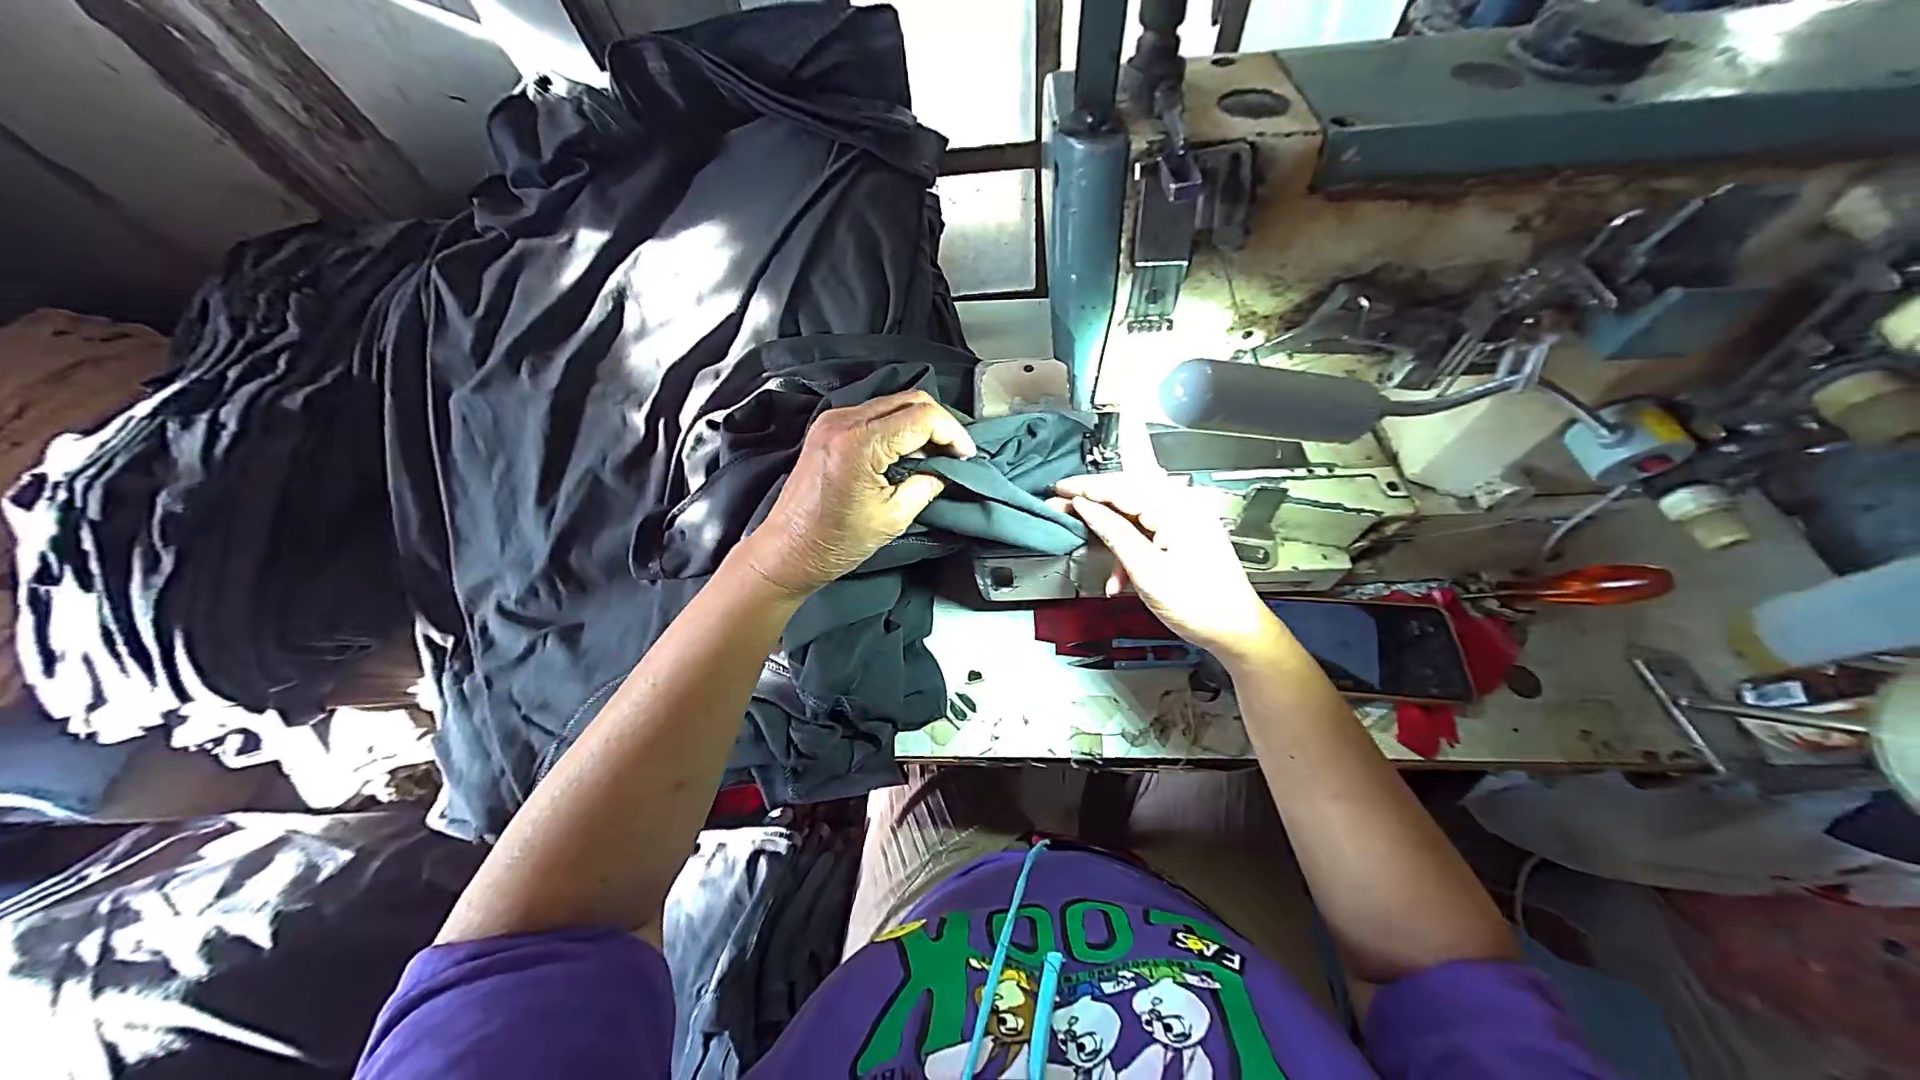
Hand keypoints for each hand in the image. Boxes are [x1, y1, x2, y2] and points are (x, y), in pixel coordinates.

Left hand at [738, 390, 975, 597]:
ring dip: (919, 424)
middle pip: (910, 400)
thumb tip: (945, 469)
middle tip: (955, 453)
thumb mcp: (894, 517)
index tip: (966, 455)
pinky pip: (874, 413)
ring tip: (935, 455)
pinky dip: (897, 427)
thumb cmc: (834, 541)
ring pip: (893, 403)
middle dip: (940, 424)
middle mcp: (843, 422)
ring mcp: (832, 421)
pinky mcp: (827, 428)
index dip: (953, 433)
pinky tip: (907, 453)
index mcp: (859, 443)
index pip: (922, 417)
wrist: (789, 550)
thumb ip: (926, 484)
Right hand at [1052, 473, 1291, 666]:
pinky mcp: (1185, 534)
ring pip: (1134, 511)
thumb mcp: (1145, 570)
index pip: (1121, 485)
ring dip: (1109, 528)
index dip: (1086, 487)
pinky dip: (1127, 547)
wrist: (1235, 630)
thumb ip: (1114, 533)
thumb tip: (1087, 507)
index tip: (1060, 488)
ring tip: (1088, 540)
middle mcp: (1184, 506)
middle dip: (1093, 499)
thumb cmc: (1202, 605)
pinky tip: (1118, 573)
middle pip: (1127, 491)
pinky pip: (1146, 529)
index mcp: (1177, 508)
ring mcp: (1186, 519)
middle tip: (1064, 501)